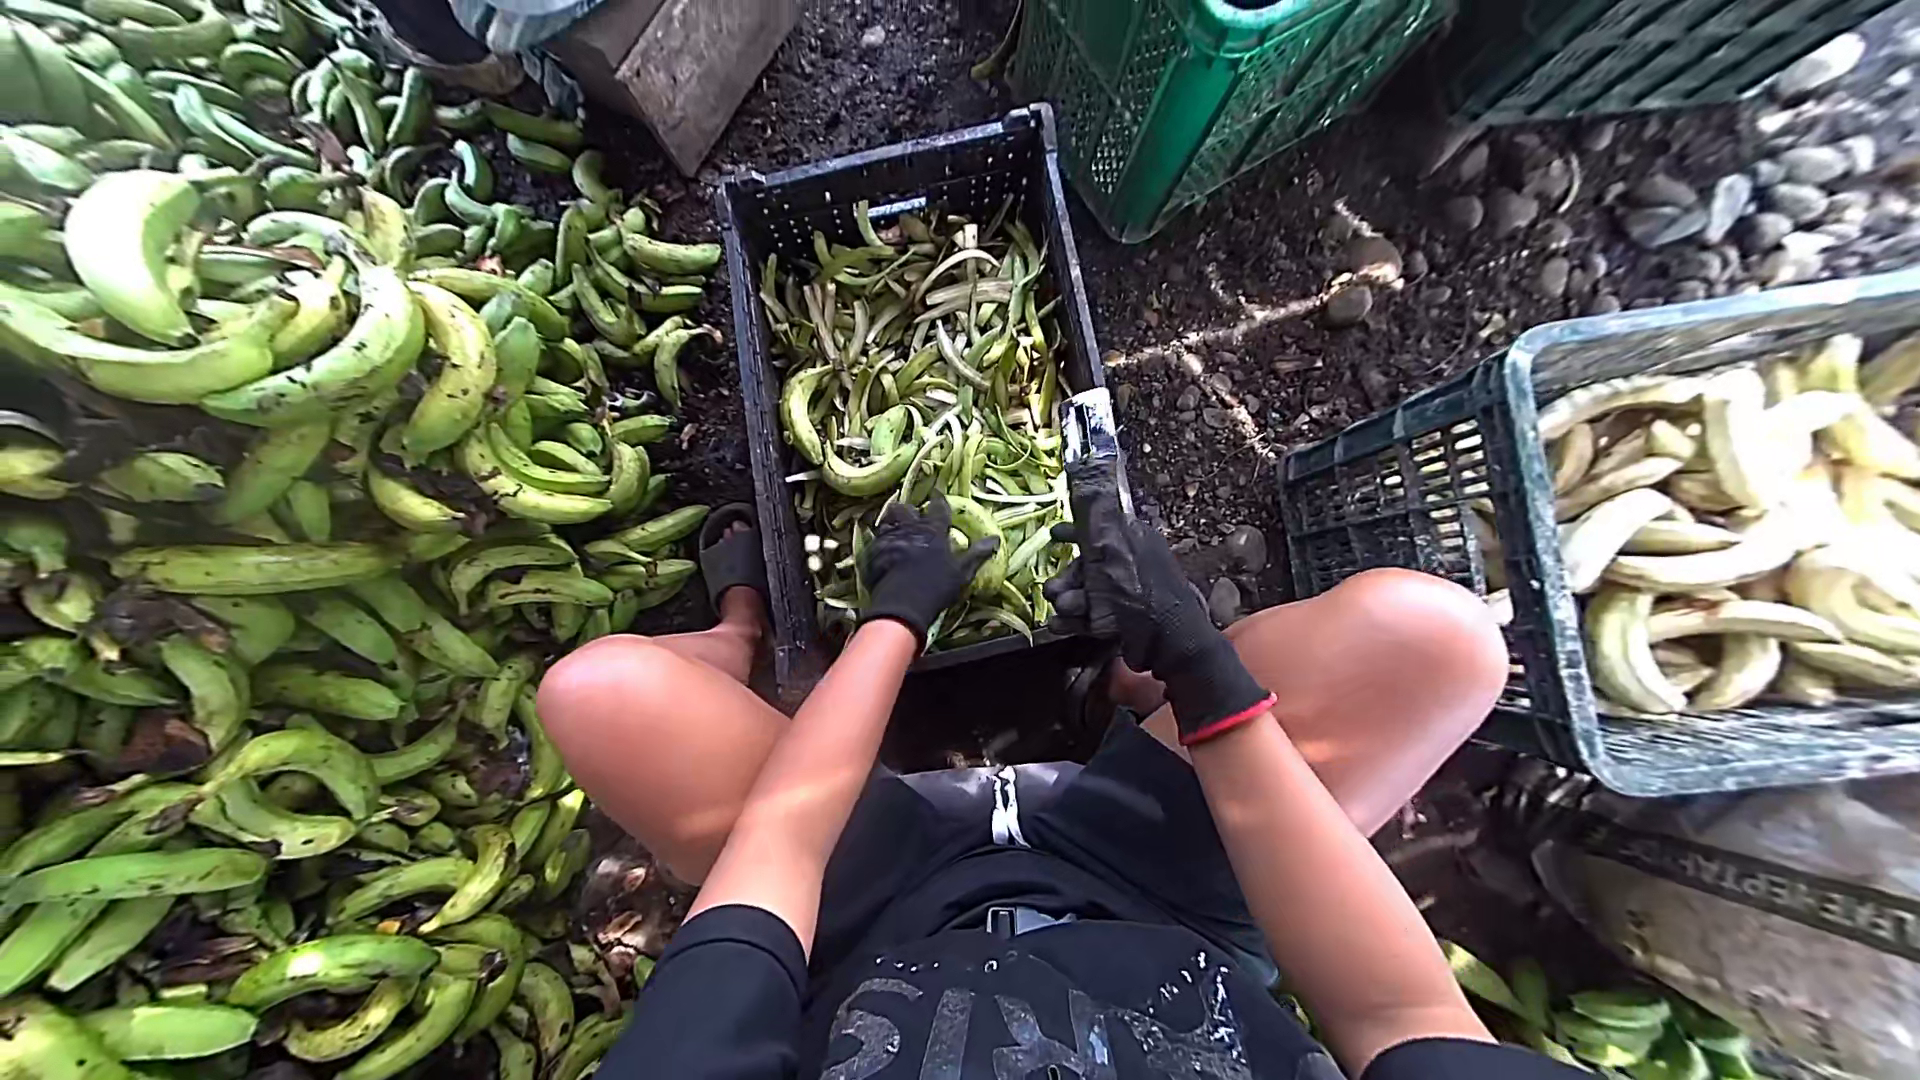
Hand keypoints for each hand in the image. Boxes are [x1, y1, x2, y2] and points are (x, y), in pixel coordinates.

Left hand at [858, 494, 998, 648]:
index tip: (937, 492)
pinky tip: (880, 544)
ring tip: (893, 524)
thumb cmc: (937, 587)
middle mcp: (911, 530)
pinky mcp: (874, 552)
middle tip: (910, 512)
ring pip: (887, 521)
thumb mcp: (962, 572)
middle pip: (905, 510)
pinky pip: (874, 539)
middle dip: (907, 508)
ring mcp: (890, 539)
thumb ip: (977, 554)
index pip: (938, 508)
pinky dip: (878, 539)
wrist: (903, 603)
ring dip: (890, 521)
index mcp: (934, 532)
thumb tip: (995, 538)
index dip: (938, 500)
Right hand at [1044, 462, 1272, 743]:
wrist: (1166, 641)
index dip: (1071, 532)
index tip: (1053, 537)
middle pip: (1083, 564)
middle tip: (1054, 590)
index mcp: (1130, 539)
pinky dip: (1073, 620)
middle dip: (1066, 577)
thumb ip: (1091, 509)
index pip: (1096, 527)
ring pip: (1082, 591)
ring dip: (1068, 600)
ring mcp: (1123, 593)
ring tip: (1066, 609)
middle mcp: (1127, 563)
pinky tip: (1061, 625)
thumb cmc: (1137, 588)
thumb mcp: (1110, 543)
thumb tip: (1080, 463)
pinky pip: (1087, 615)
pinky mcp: (1119, 620)